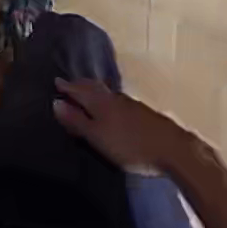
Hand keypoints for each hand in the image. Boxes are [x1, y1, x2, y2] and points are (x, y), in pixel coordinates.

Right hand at [51, 77, 194, 174]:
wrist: (170, 147)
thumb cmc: (129, 145)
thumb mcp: (98, 137)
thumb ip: (77, 121)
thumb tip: (55, 102)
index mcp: (100, 102)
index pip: (79, 90)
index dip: (67, 87)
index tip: (56, 81)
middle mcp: (113, 97)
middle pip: (93, 87)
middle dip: (80, 84)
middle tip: (69, 82)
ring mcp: (128, 103)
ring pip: (104, 91)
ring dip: (93, 89)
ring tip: (86, 90)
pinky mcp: (139, 112)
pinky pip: (115, 98)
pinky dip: (105, 97)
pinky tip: (109, 104)